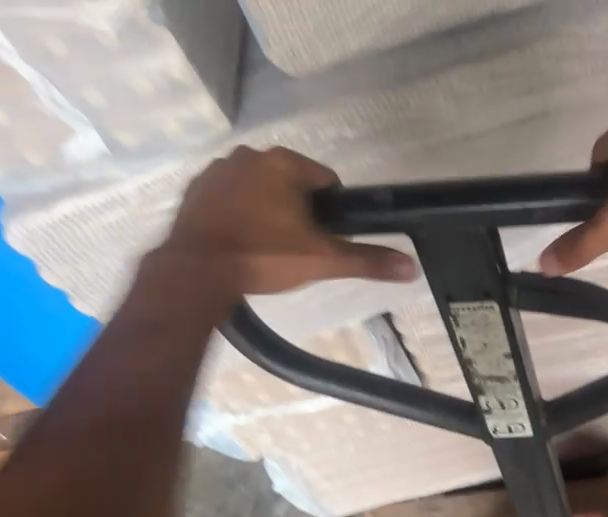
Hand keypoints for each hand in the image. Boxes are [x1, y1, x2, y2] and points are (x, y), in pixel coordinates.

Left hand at [155, 146, 417, 295]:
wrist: (197, 270)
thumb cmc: (264, 257)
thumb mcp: (323, 260)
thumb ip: (368, 261)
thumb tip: (411, 267)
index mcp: (284, 163)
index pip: (327, 181)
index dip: (332, 212)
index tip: (325, 239)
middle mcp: (250, 155)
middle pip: (292, 185)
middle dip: (299, 212)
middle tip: (298, 250)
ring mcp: (218, 170)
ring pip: (260, 191)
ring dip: (268, 213)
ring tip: (268, 250)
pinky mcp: (196, 190)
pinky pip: (231, 200)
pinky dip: (239, 217)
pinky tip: (241, 245)